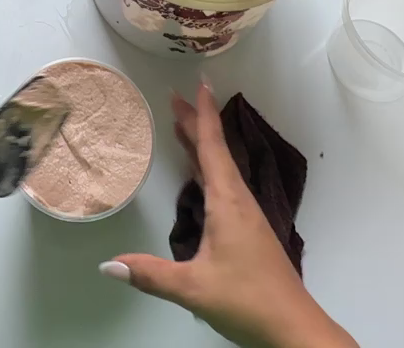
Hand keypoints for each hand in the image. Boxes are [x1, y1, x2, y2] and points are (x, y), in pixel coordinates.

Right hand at [102, 81, 357, 347]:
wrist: (295, 330)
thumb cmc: (248, 301)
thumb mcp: (194, 288)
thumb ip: (150, 274)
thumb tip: (109, 265)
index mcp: (227, 201)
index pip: (212, 146)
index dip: (204, 113)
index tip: (201, 81)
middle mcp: (238, 200)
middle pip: (214, 150)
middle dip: (195, 122)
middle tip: (175, 97)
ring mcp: (245, 214)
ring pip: (220, 166)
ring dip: (201, 143)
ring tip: (181, 125)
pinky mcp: (248, 229)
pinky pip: (224, 183)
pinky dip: (208, 166)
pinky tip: (200, 173)